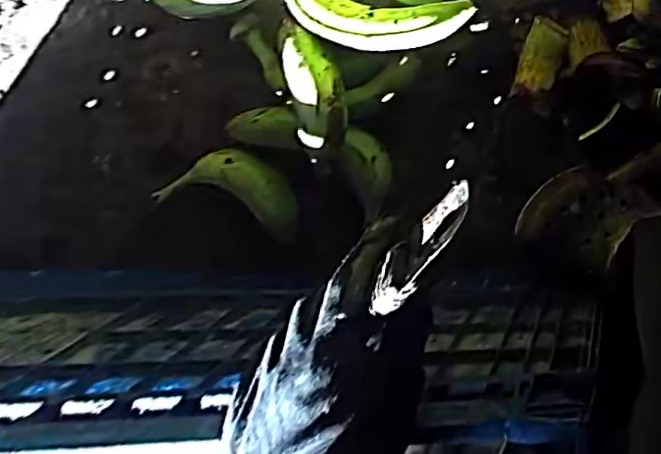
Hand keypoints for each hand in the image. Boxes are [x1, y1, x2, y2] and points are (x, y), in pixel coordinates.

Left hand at [223, 219, 429, 453]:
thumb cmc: (359, 443)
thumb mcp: (399, 389)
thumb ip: (406, 334)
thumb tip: (419, 292)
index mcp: (333, 341)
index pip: (356, 276)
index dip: (377, 249)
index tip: (394, 228)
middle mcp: (292, 349)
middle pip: (323, 294)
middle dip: (352, 274)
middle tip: (377, 263)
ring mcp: (262, 376)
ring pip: (295, 320)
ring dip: (324, 305)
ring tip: (346, 305)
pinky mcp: (241, 405)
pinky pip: (270, 352)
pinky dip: (294, 339)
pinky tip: (306, 347)